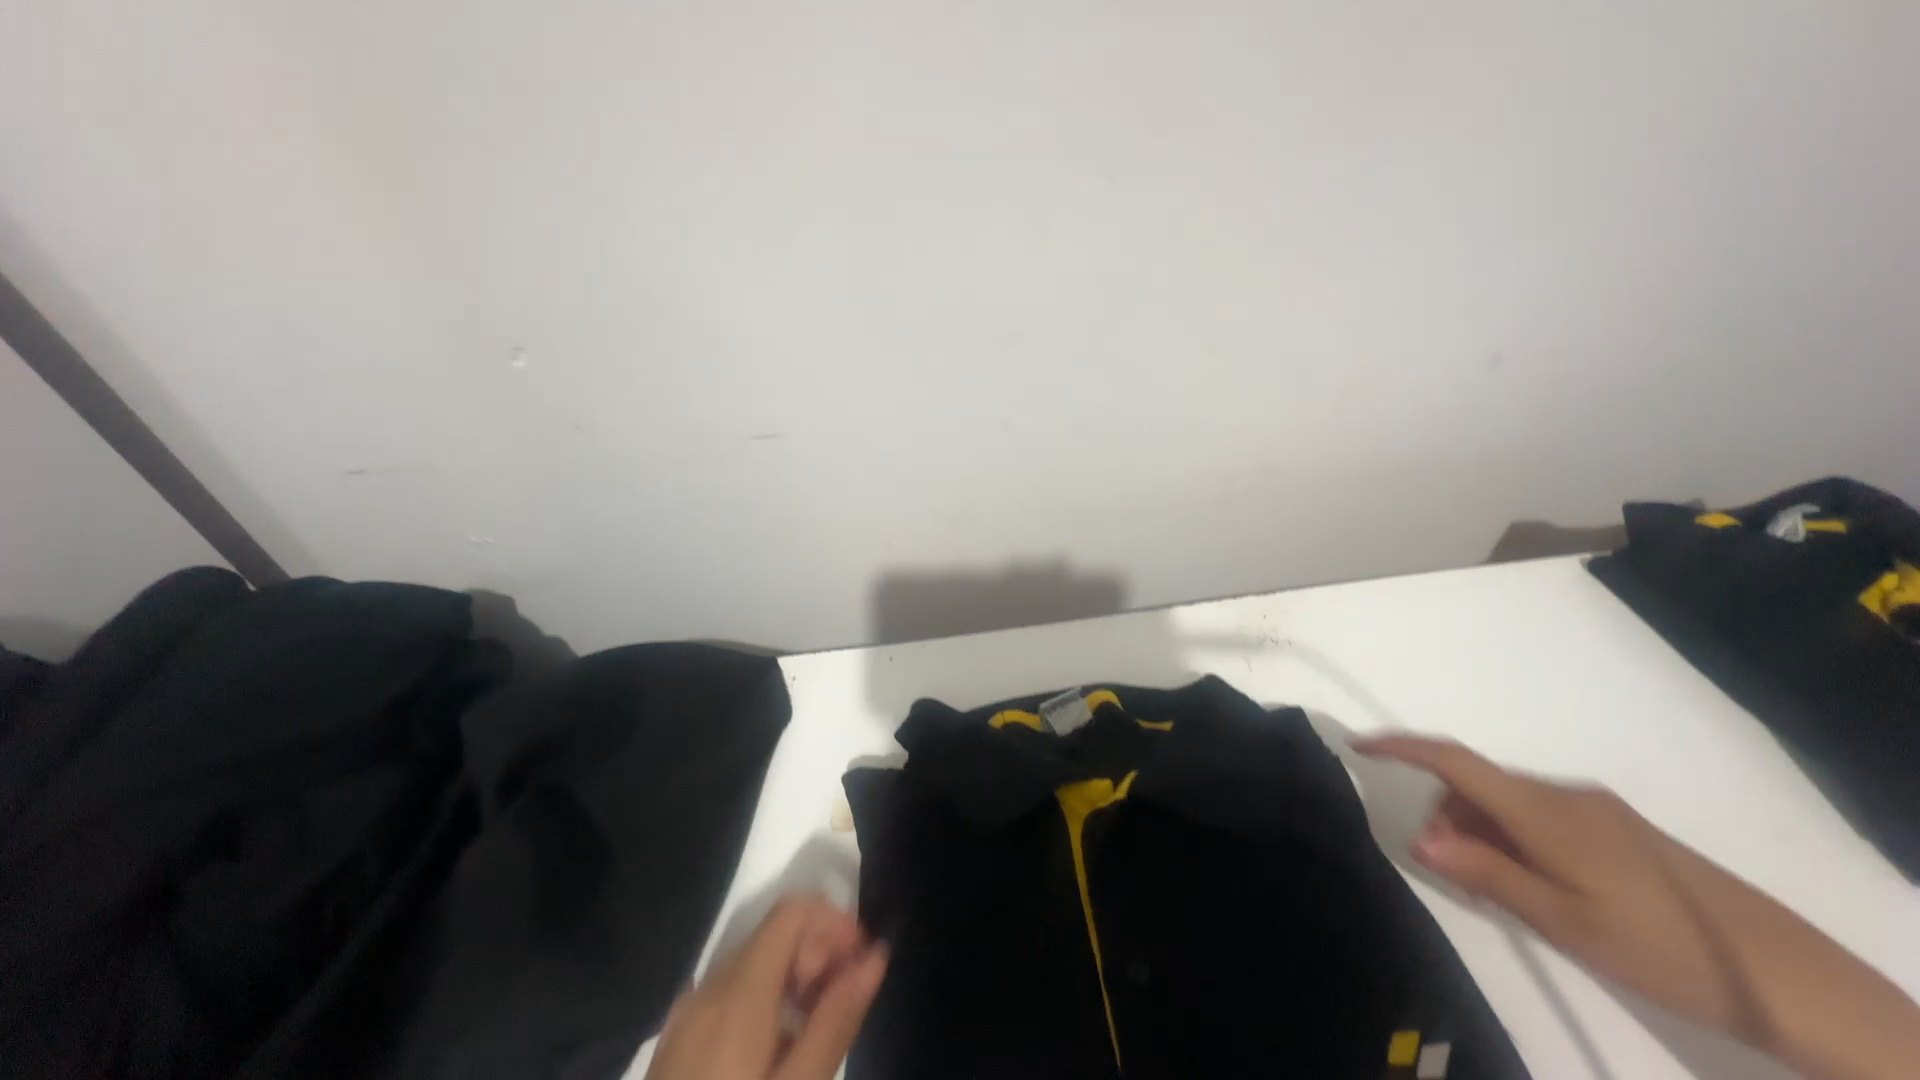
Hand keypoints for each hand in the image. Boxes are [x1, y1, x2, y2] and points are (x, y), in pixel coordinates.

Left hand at [646, 895, 887, 1079]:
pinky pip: (732, 992)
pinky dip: (768, 999)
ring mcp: (688, 1011)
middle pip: (775, 934)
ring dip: (798, 977)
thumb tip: (875, 956)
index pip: (793, 912)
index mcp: (738, 994)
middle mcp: (709, 988)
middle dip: (821, 952)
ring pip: (755, 962)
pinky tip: (782, 1048)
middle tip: (848, 1002)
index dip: (836, 923)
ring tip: (821, 1029)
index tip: (863, 964)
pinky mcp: (680, 1036)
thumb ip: (837, 1018)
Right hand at [1356, 734, 1919, 1079]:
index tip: (1358, 744)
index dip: (1403, 747)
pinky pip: (1539, 815)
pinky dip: (1514, 837)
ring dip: (1482, 832)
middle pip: (1477, 783)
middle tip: (1454, 875)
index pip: (1456, 761)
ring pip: (1507, 801)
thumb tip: (1418, 836)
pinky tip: (1534, 886)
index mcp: (1543, 810)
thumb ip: (1485, 871)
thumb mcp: (1560, 919)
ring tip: (1501, 894)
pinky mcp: (1614, 826)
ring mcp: (1593, 807)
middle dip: (1446, 815)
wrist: (1777, 970)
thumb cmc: (1655, 943)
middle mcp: (1563, 793)